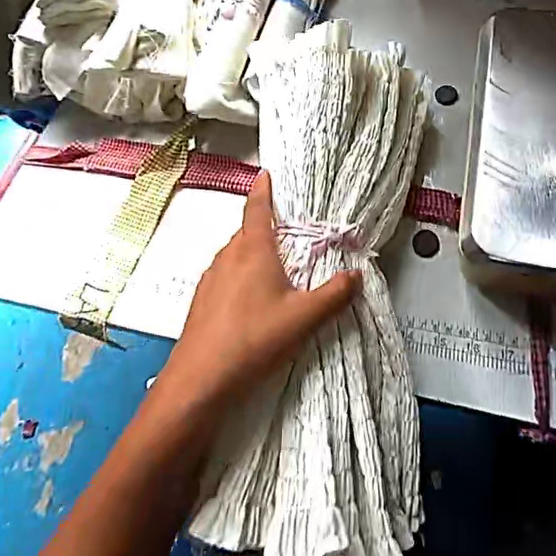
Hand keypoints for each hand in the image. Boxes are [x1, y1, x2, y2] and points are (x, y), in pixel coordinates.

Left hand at [155, 172, 357, 416]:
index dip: (263, 190)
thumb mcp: (304, 318)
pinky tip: (253, 304)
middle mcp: (228, 257)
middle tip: (288, 236)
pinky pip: (225, 278)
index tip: (266, 175)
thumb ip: (334, 294)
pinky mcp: (202, 302)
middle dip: (266, 229)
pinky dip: (240, 278)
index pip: (257, 209)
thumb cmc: (253, 339)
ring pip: (235, 256)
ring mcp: (210, 279)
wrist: (199, 380)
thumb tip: (356, 275)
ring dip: (253, 256)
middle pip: (247, 233)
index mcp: (252, 250)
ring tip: (275, 273)